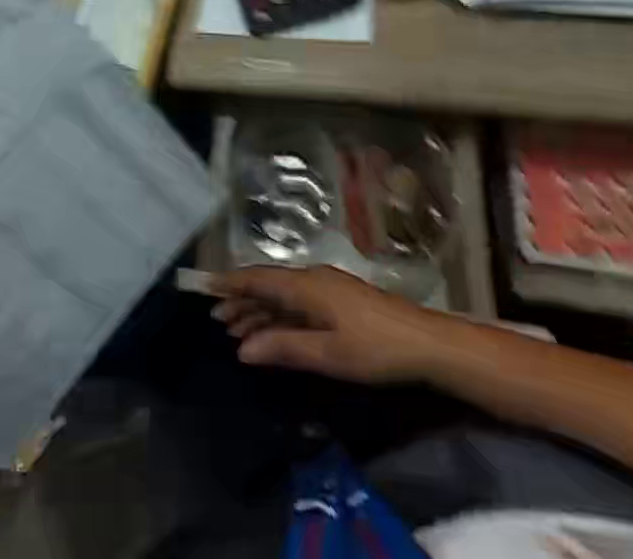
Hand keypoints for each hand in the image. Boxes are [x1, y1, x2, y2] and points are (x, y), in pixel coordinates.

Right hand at [210, 265, 454, 384]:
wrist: (428, 343)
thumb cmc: (375, 348)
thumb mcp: (327, 353)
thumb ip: (282, 348)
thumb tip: (241, 349)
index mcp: (306, 286)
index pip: (258, 278)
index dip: (230, 283)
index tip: (205, 288)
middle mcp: (313, 279)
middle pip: (268, 285)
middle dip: (242, 301)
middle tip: (218, 321)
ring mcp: (328, 288)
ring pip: (283, 294)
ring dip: (260, 310)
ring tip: (238, 330)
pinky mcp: (340, 299)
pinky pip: (298, 301)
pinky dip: (280, 314)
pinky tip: (275, 331)